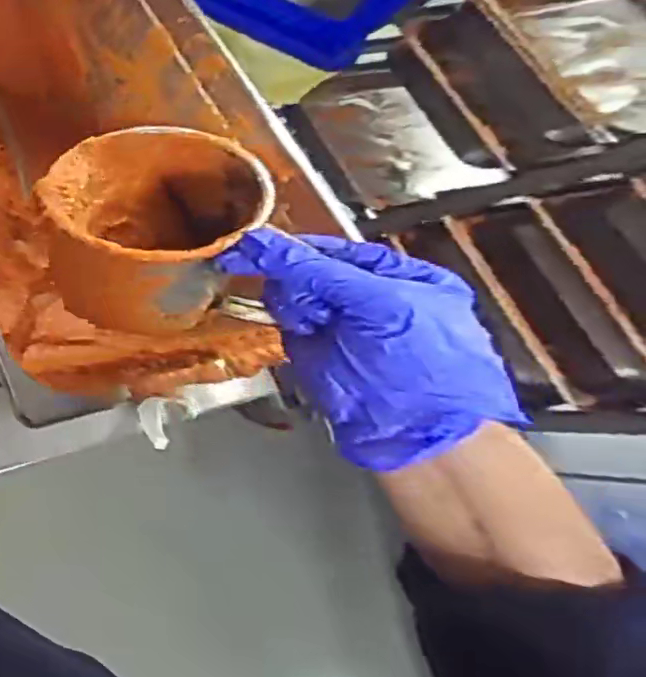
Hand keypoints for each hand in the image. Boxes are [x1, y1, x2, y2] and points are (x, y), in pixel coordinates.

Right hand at [215, 229, 527, 471]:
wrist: (410, 434)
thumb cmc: (421, 369)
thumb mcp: (380, 306)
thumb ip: (319, 272)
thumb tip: (263, 242)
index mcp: (403, 278)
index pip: (336, 249)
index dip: (299, 248)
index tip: (255, 244)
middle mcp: (366, 296)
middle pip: (306, 269)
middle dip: (299, 283)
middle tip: (309, 301)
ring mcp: (336, 321)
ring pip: (289, 292)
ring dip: (292, 303)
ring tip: (311, 324)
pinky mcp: (309, 344)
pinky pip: (282, 316)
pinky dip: (285, 319)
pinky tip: (301, 331)